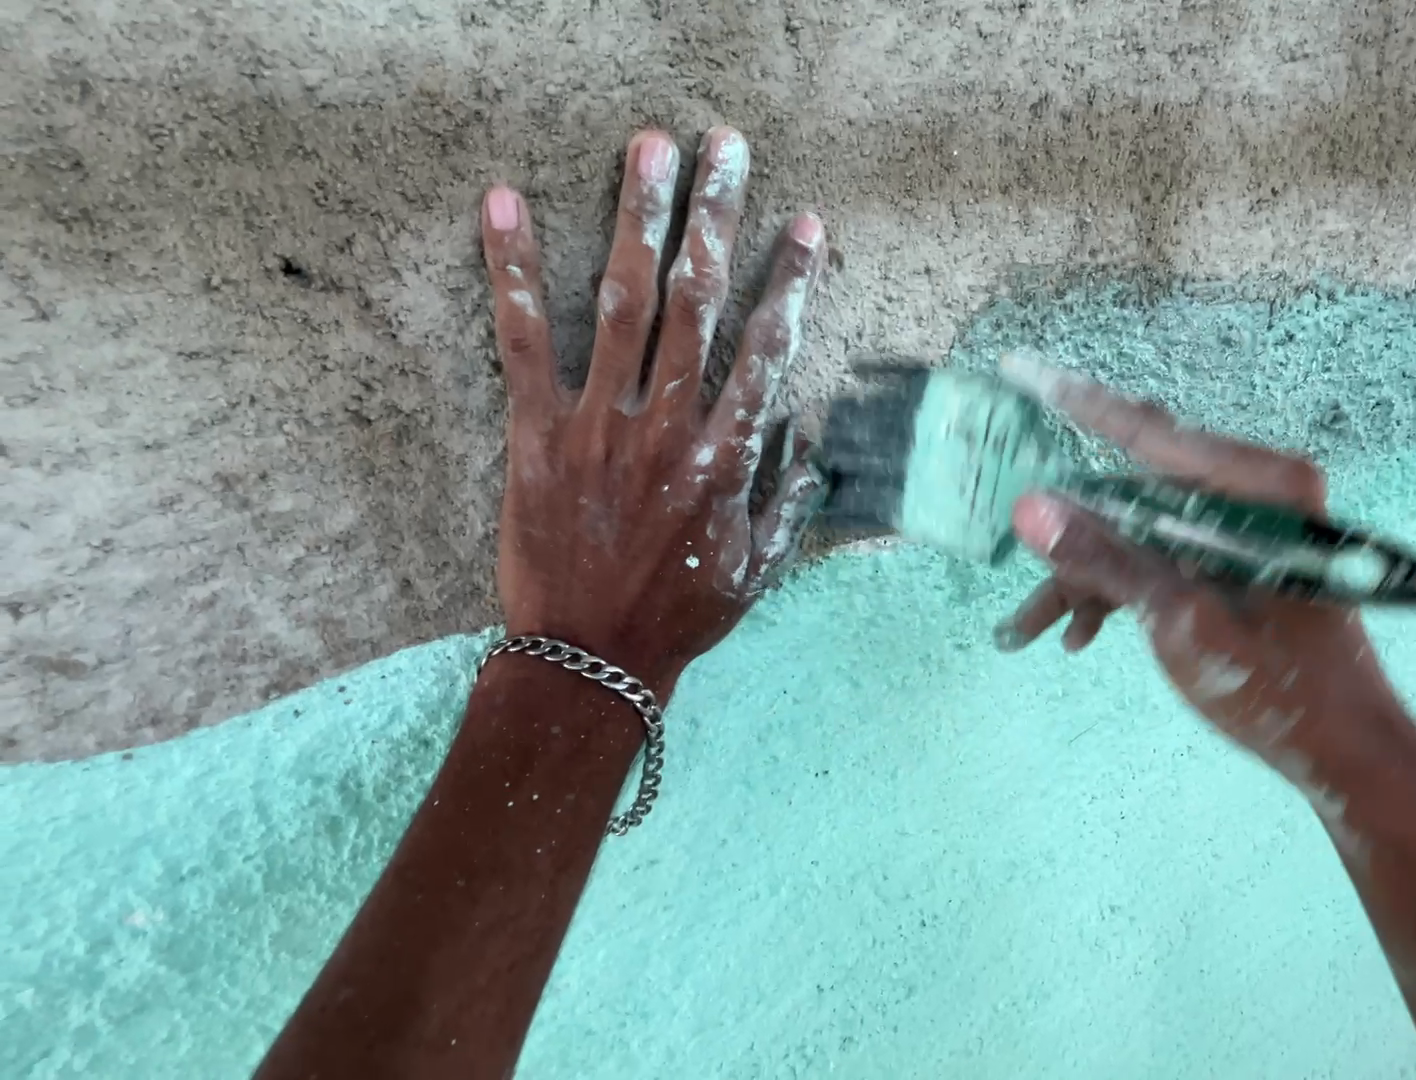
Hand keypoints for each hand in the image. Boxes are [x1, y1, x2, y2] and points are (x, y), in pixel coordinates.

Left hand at [480, 127, 823, 683]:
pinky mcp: (538, 436)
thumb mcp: (759, 568)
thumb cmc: (684, 613)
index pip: (767, 352)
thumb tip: (810, 437)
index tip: (805, 225)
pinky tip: (507, 203)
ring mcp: (602, 426)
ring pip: (625, 304)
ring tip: (650, 149)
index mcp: (728, 460)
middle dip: (717, 219)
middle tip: (725, 147)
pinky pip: (524, 342)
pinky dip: (514, 270)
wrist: (593, 657)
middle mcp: (671, 428)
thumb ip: (790, 500)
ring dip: (639, 219)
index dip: (790, 282)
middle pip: (699, 305)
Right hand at [992, 356, 1400, 779]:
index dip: (1075, 403)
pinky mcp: (1221, 558)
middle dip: (1068, 527)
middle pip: (1129, 485)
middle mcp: (1244, 492)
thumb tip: (1029, 507)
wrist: (1343, 749)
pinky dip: (1112, 591)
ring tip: (1026, 629)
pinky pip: (1152, 557)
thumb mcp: (1182, 622)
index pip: (1148, 431)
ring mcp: (1230, 527)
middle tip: (1010, 535)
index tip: (1020, 369)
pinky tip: (1079, 635)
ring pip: (1130, 530)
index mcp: (1256, 487)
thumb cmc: (1280, 686)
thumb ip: (1106, 561)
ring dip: (1081, 576)